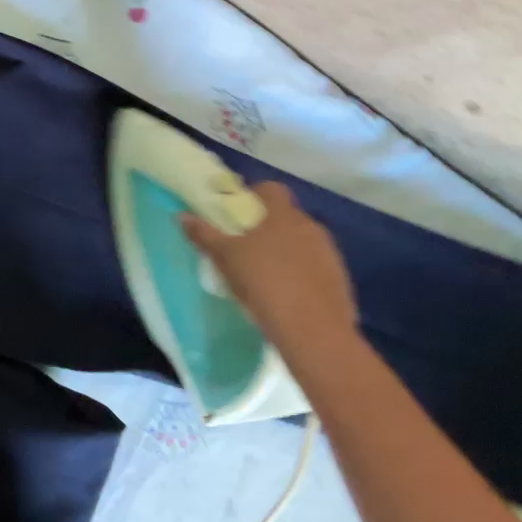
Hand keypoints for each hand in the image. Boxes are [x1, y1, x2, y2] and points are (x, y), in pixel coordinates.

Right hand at [181, 182, 357, 347]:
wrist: (313, 331)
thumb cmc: (264, 284)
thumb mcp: (225, 259)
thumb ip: (204, 235)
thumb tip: (182, 216)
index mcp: (283, 215)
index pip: (271, 189)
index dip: (253, 196)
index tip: (237, 214)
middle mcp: (310, 226)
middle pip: (285, 217)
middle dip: (266, 227)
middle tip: (244, 247)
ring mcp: (329, 253)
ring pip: (301, 242)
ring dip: (284, 250)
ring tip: (265, 274)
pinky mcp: (339, 278)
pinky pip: (314, 265)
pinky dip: (300, 272)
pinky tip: (286, 294)